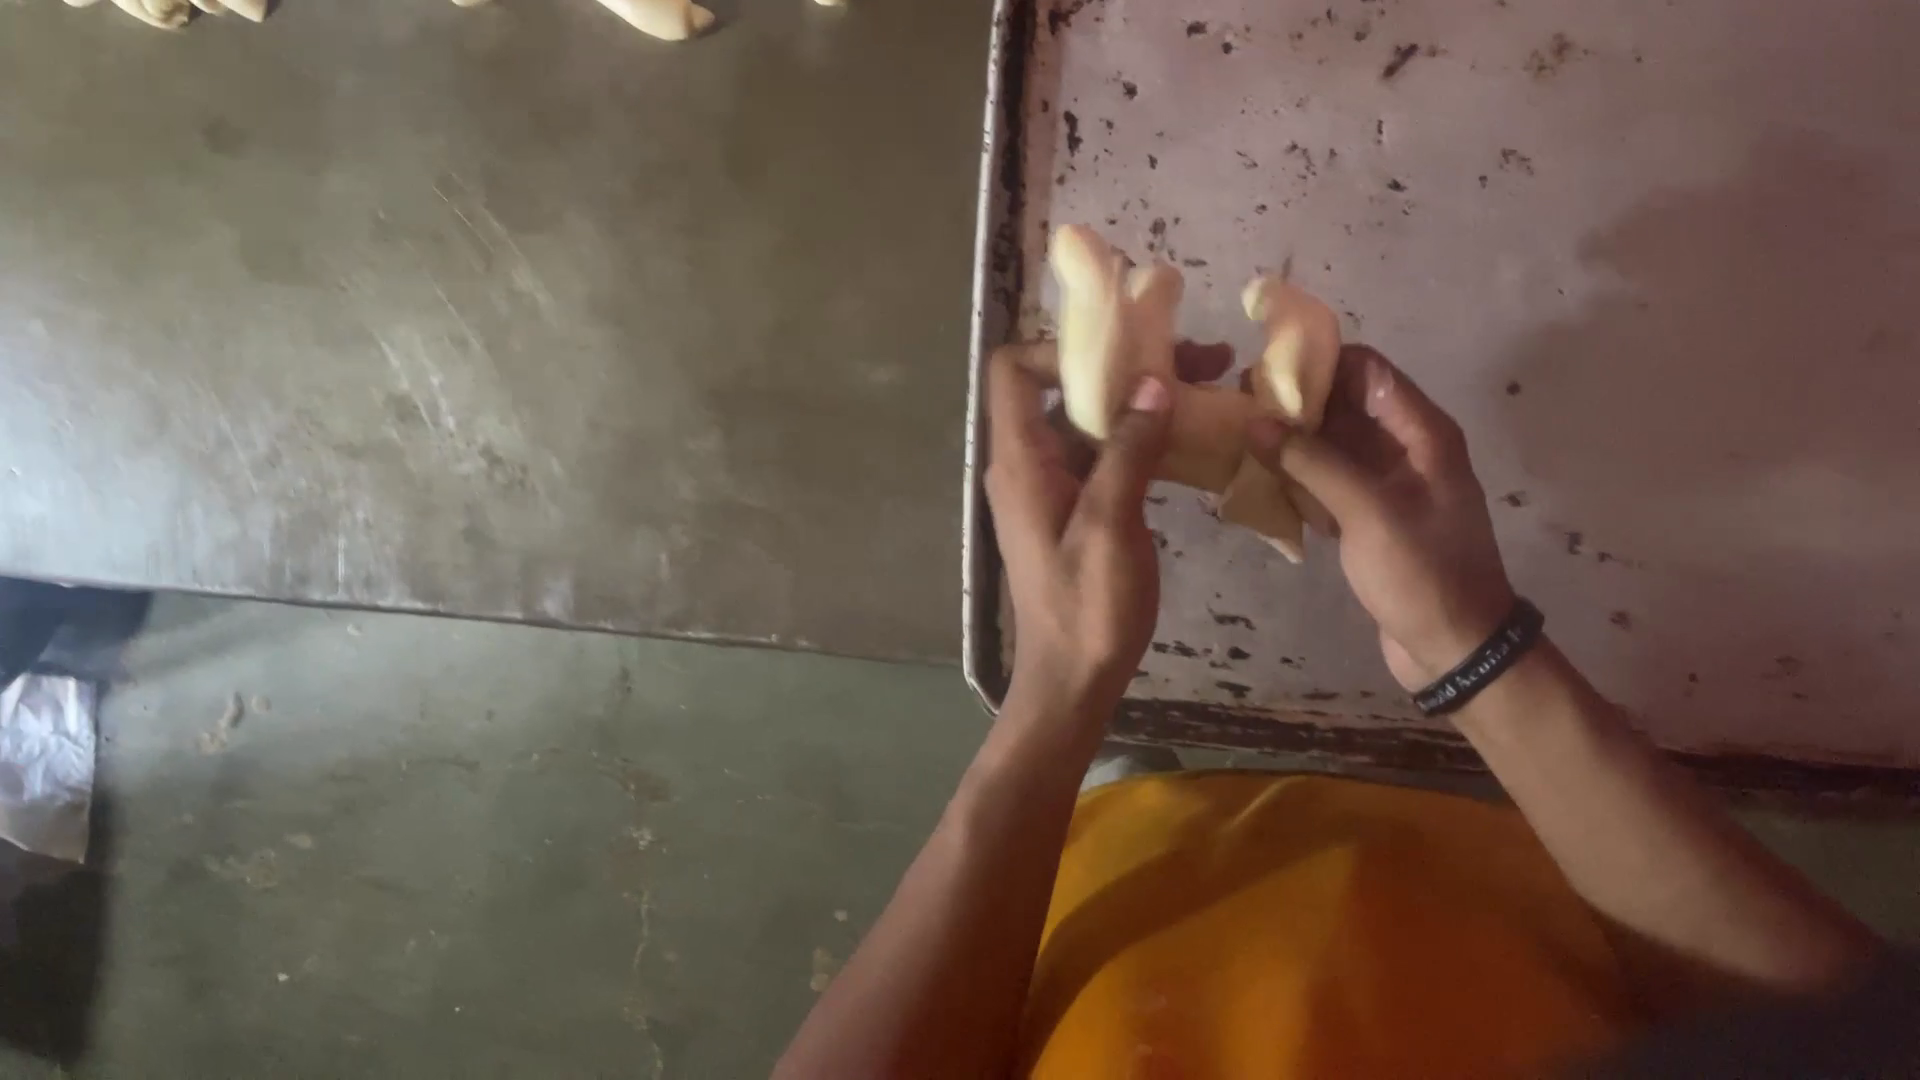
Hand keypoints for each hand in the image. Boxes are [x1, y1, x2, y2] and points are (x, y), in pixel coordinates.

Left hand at [986, 342, 1229, 720]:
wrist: (1072, 678)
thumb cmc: (1085, 608)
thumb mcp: (1109, 525)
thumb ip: (1126, 451)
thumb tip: (1151, 382)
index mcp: (1019, 461)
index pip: (1013, 370)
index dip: (1059, 348)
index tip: (1125, 350)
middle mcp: (1027, 464)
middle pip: (1061, 389)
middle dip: (1124, 368)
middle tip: (1198, 360)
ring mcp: (1050, 487)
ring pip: (1089, 422)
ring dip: (1140, 403)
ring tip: (1209, 389)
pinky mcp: (1075, 509)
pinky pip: (1104, 457)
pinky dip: (1141, 441)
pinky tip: (1191, 442)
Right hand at [1247, 345, 1515, 689]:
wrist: (1454, 647)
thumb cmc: (1422, 572)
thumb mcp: (1368, 511)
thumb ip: (1313, 463)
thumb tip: (1256, 421)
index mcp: (1420, 432)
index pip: (1366, 370)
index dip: (1317, 361)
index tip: (1261, 369)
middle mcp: (1402, 447)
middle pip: (1342, 403)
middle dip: (1292, 402)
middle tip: (1235, 409)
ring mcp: (1383, 482)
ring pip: (1328, 442)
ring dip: (1287, 440)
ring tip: (1235, 440)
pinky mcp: (1365, 514)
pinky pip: (1324, 479)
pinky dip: (1294, 475)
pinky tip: (1256, 480)